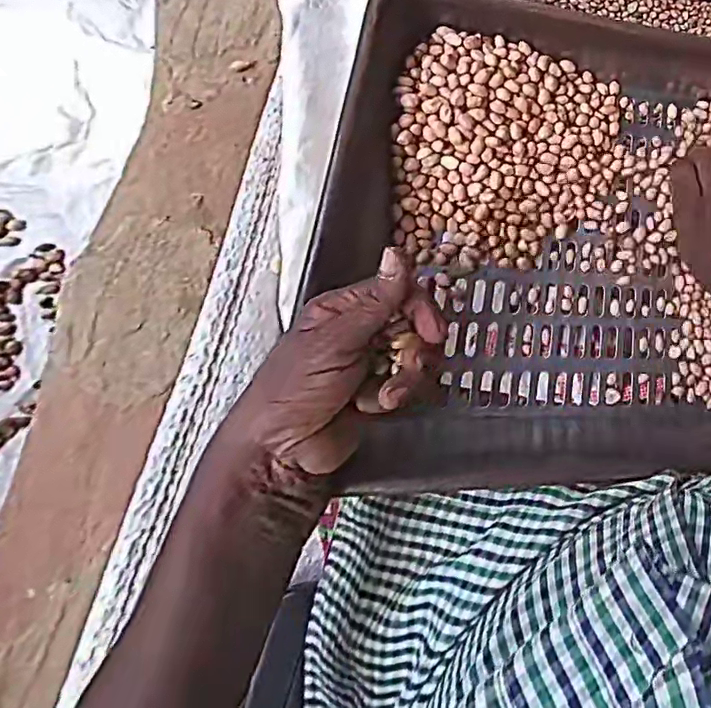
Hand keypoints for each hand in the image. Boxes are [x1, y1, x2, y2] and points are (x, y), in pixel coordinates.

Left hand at [213, 248, 442, 504]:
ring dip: (405, 376)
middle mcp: (359, 331)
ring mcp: (369, 361)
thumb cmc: (291, 393)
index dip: (420, 309)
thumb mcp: (335, 341)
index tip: (433, 330)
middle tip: (408, 363)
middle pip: (413, 324)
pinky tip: (374, 405)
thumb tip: (396, 255)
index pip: (397, 292)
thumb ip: (375, 301)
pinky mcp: (377, 390)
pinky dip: (396, 395)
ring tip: (384, 394)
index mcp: (343, 309)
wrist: (278, 456)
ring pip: (414, 355)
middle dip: (415, 347)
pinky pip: (407, 383)